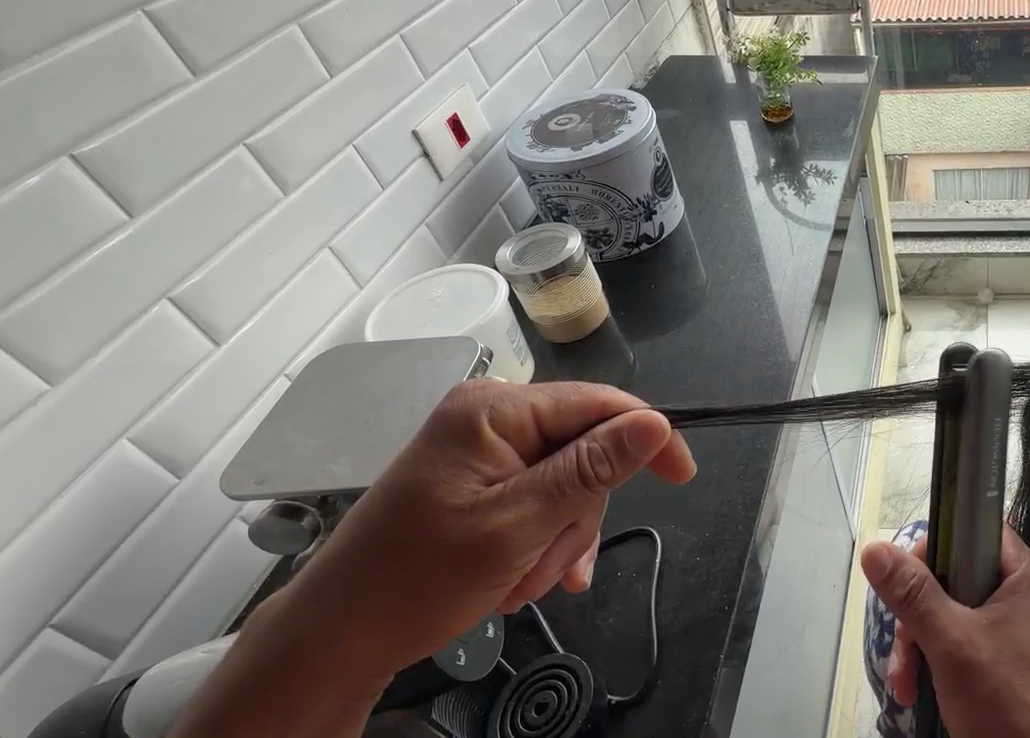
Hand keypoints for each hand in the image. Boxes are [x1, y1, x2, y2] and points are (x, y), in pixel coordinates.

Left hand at [171, 380, 695, 737]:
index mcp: (495, 410)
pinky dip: (545, 536)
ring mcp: (483, 447)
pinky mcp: (478, 477)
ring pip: (569, 480)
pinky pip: (542, 495)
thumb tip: (656, 423)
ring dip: (559, 536)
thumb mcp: (516, 526)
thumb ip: (591, 469)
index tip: (682, 477)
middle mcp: (491, 415)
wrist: (330, 641)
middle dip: (578, 512)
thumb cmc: (416, 581)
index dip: (648, 438)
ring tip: (523, 581)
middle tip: (550, 565)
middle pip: (586, 448)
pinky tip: (532, 575)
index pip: (599, 405)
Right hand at [861, 525, 1029, 737]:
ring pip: (949, 612)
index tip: (907, 576)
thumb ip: (913, 594)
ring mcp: (1010, 628)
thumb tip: (875, 548)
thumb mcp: (952, 643)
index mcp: (1023, 574)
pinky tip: (914, 692)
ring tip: (904, 683)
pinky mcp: (999, 659)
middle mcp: (1019, 593)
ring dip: (917, 644)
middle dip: (917, 612)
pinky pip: (956, 641)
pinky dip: (931, 662)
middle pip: (953, 574)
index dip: (937, 544)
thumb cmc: (1005, 700)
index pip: (974, 528)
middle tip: (904, 645)